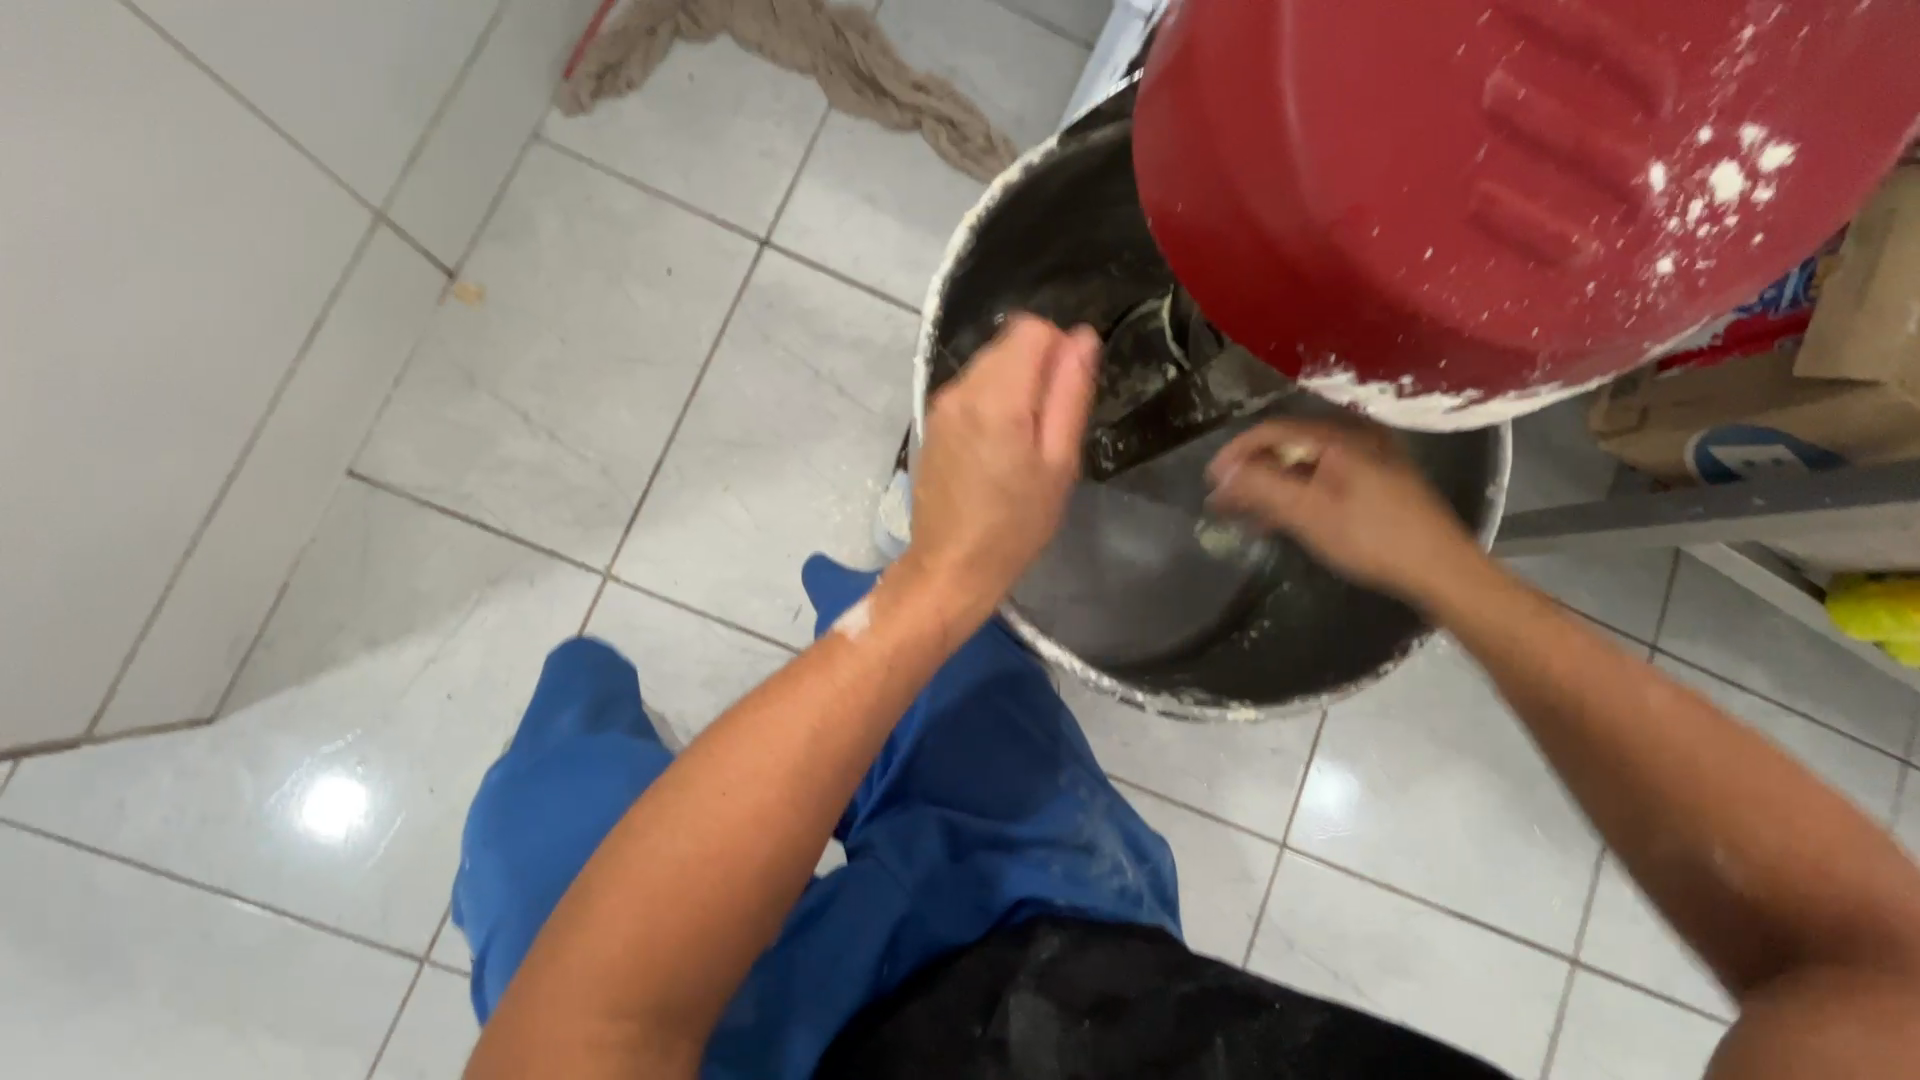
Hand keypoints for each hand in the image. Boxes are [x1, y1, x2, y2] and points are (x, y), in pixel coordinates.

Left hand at [906, 315, 1099, 604]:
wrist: (951, 566)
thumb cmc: (1015, 525)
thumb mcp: (1059, 463)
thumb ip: (1070, 393)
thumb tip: (1082, 338)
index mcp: (996, 397)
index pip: (1032, 329)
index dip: (1059, 351)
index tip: (1065, 398)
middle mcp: (961, 389)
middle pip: (1009, 343)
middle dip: (1036, 371)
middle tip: (1046, 431)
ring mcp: (941, 405)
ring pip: (989, 366)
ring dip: (1014, 389)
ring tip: (1022, 446)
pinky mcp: (932, 422)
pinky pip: (971, 391)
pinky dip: (991, 405)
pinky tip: (996, 451)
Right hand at [1206, 417, 1484, 601]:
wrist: (1442, 569)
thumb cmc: (1373, 539)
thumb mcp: (1309, 514)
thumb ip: (1263, 489)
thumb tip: (1223, 474)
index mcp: (1339, 438)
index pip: (1273, 430)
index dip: (1237, 452)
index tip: (1211, 478)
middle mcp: (1355, 438)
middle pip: (1288, 446)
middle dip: (1251, 471)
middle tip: (1223, 498)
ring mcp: (1370, 460)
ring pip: (1305, 465)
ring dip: (1271, 486)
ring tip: (1244, 513)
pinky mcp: (1377, 482)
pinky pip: (1324, 478)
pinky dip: (1297, 494)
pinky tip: (1281, 520)